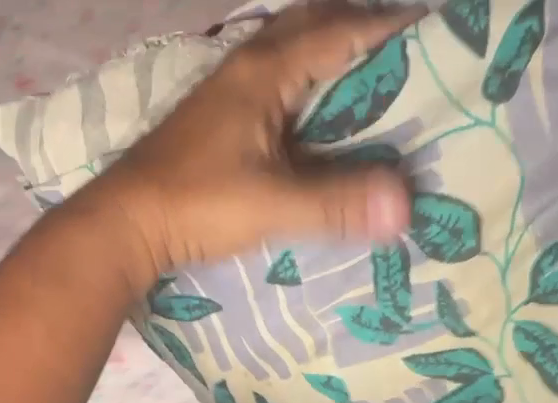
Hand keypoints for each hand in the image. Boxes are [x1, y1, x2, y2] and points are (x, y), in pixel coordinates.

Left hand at [70, 0, 423, 288]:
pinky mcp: (219, 119)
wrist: (125, 223)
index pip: (338, 30)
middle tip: (404, 48)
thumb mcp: (272, 205)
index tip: (432, 27)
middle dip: (357, 26)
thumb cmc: (196, 204)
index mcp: (264, 72)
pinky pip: (276, 83)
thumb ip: (336, 203)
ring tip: (373, 76)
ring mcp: (229, 92)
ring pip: (289, 51)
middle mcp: (246, 68)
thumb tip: (406, 205)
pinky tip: (321, 115)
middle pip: (310, 25)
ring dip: (329, 52)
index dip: (386, 26)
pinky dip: (307, 84)